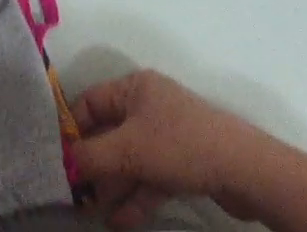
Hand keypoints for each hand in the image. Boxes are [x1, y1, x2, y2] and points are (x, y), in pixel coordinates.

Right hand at [71, 69, 273, 229]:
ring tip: (95, 214)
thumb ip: (91, 156)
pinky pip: (150, 177)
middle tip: (74, 193)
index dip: (72, 129)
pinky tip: (120, 222)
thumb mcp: (129, 150)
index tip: (57, 158)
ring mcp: (167, 136)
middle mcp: (148, 106)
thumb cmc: (181, 145)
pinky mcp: (183, 163)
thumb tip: (65, 164)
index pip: (90, 102)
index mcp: (134, 88)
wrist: (248, 172)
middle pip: (109, 134)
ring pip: (129, 160)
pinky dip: (136, 197)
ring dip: (113, 187)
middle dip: (93, 166)